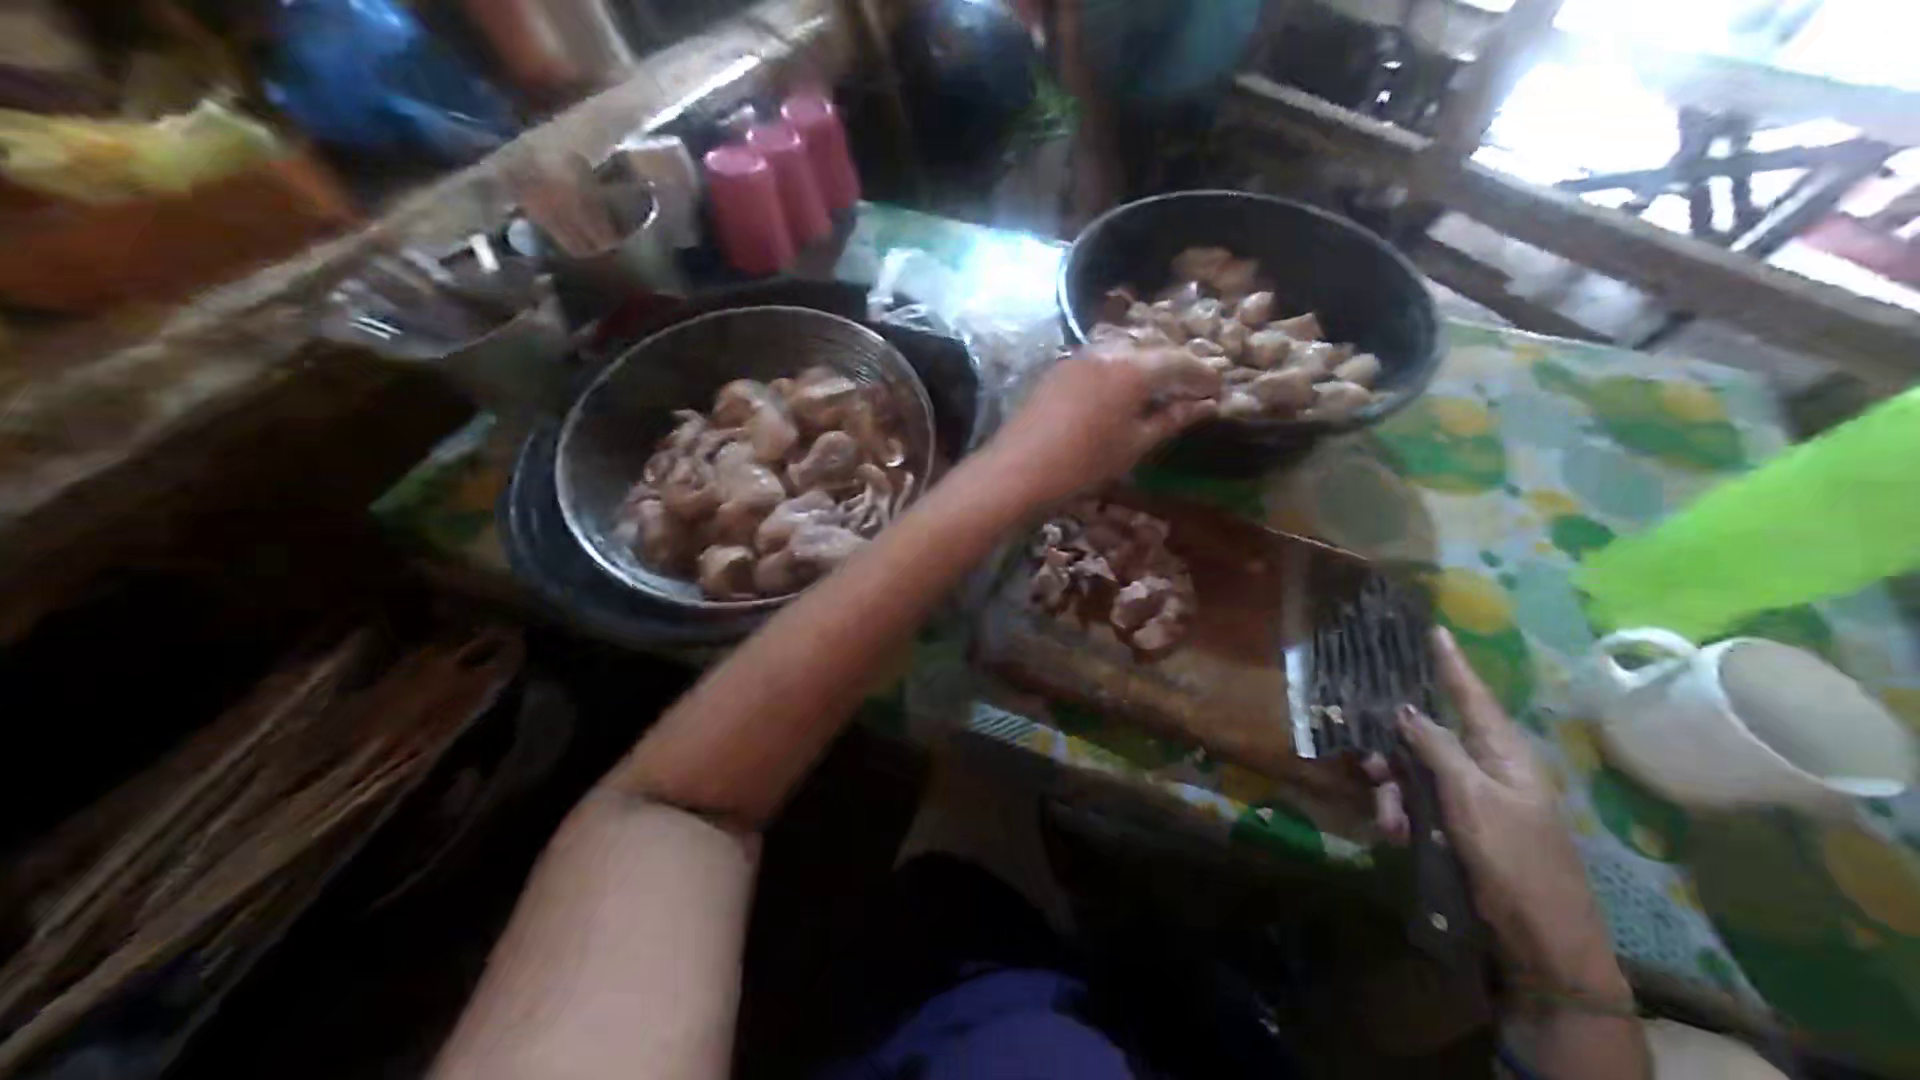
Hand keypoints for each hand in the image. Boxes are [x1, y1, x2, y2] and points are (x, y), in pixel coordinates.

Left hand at [987, 342, 1220, 505]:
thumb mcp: (1135, 445)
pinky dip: (1119, 372)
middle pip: (1151, 351)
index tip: (1218, 389)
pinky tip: (1120, 395)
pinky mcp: (1058, 370)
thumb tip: (1205, 406)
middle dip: (1175, 368)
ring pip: (1123, 353)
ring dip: (1145, 368)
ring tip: (1157, 393)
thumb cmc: (1084, 464)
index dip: (1203, 375)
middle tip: (1191, 390)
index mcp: (1133, 368)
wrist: (1017, 471)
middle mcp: (1107, 351)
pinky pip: (1099, 362)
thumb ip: (1172, 419)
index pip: (1180, 361)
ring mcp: (1078, 358)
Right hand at [1398, 628, 1628, 1002]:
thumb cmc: (1514, 858)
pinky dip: (1403, 817)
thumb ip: (1437, 748)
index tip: (1436, 631)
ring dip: (1394, 796)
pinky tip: (1399, 838)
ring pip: (1415, 773)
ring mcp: (1476, 798)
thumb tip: (1407, 708)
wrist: (1542, 936)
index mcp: (1503, 754)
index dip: (1452, 665)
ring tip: (1392, 826)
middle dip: (1394, 754)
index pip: (1472, 696)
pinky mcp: (1463, 824)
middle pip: (1427, 738)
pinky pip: (1419, 804)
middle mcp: (1488, 768)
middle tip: (1371, 769)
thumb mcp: (1472, 798)